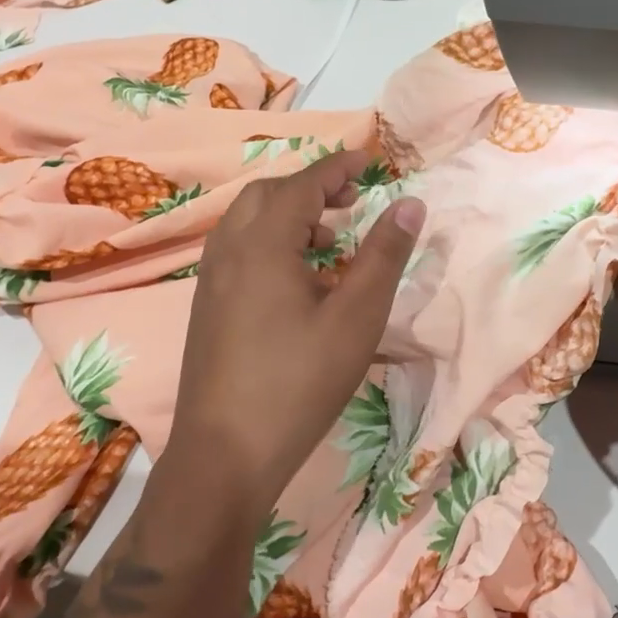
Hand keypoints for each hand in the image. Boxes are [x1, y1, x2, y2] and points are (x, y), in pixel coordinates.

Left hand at [172, 149, 424, 506]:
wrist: (225, 456)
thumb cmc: (300, 380)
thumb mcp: (358, 316)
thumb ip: (385, 254)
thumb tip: (410, 203)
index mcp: (263, 245)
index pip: (303, 184)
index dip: (339, 167)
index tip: (371, 161)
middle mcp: (228, 253)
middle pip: (267, 195)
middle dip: (312, 187)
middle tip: (353, 200)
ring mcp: (210, 284)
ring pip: (248, 223)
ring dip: (291, 215)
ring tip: (333, 241)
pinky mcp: (207, 310)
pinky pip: (240, 251)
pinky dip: (273, 242)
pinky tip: (302, 281)